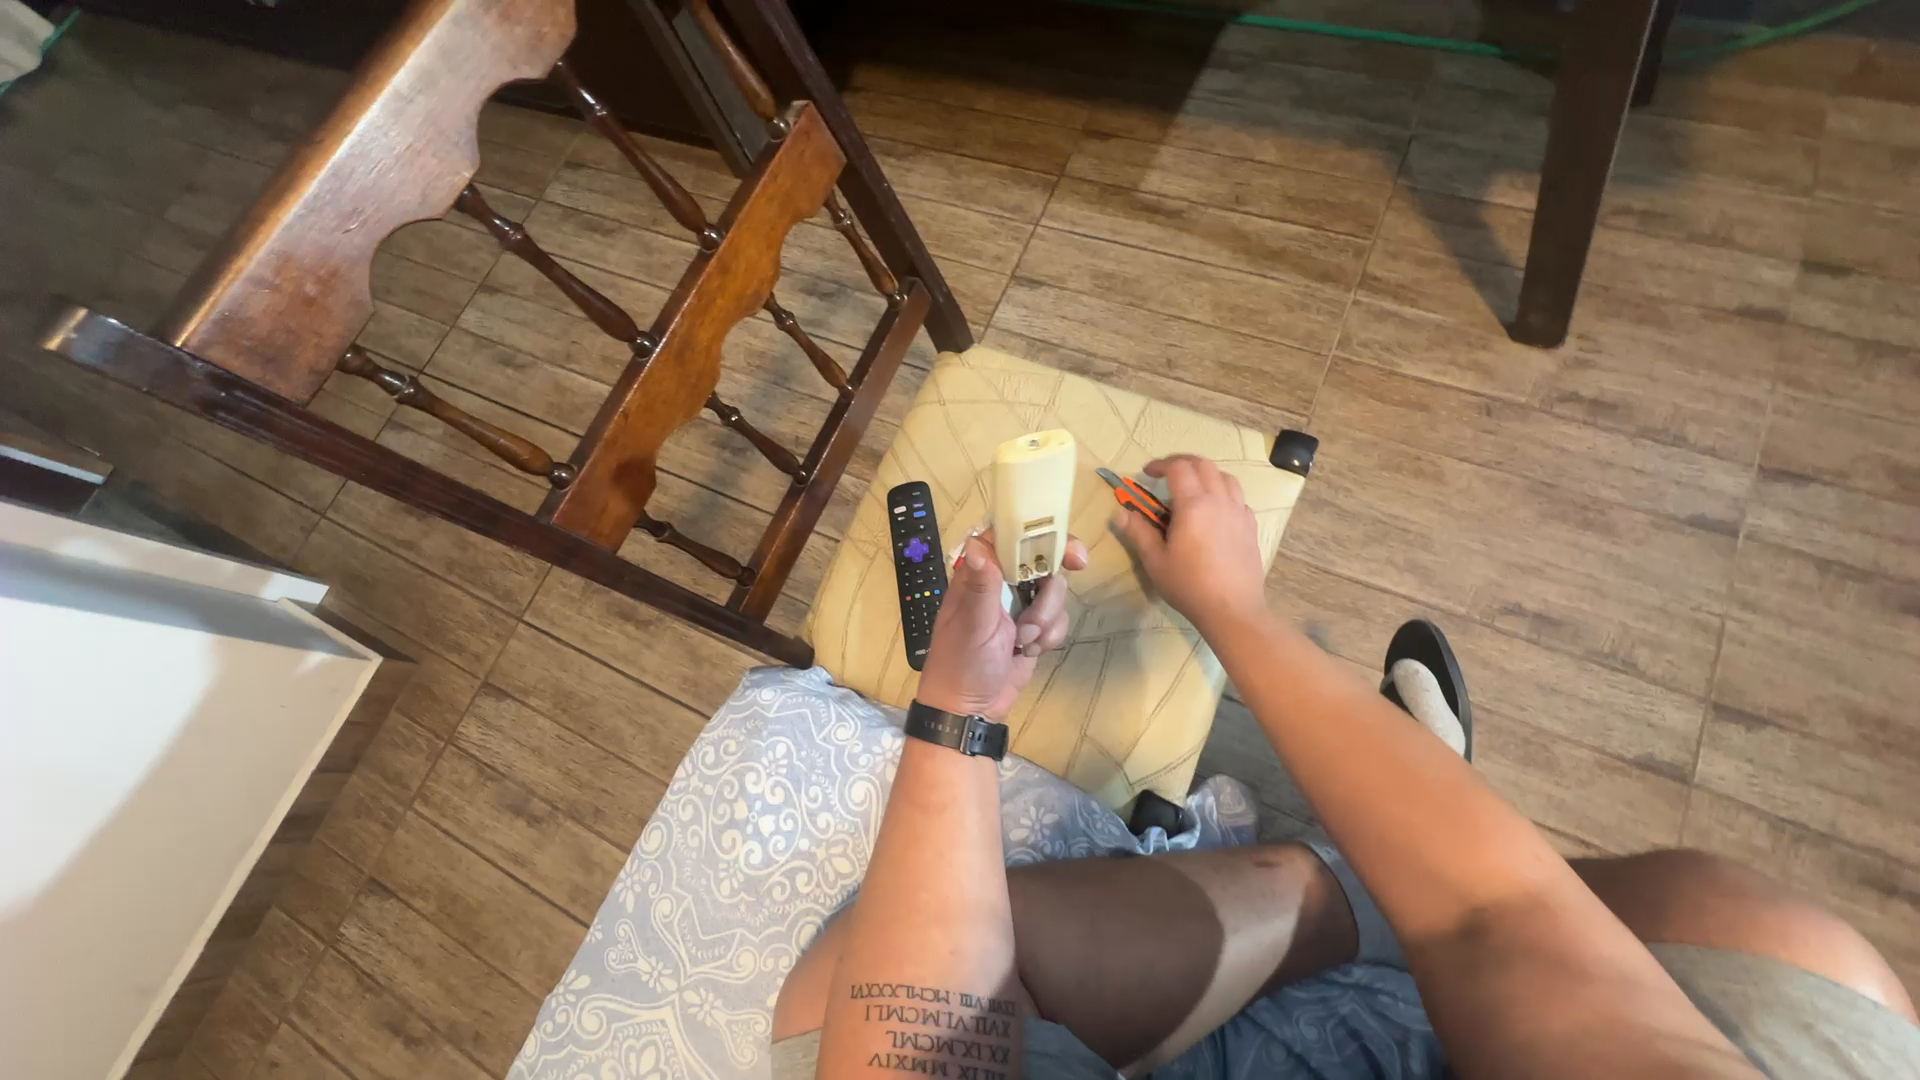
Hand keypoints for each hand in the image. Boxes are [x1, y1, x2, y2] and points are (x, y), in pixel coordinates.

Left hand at [916, 531, 1087, 720]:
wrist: (970, 712)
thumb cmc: (960, 665)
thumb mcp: (972, 626)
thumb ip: (981, 586)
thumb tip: (977, 544)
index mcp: (978, 575)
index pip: (1010, 538)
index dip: (1041, 537)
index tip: (1068, 552)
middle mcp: (1000, 584)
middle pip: (1043, 563)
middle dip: (1049, 591)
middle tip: (1041, 615)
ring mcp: (1019, 606)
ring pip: (1054, 593)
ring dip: (1047, 620)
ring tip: (1024, 641)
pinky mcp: (1035, 628)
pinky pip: (1058, 620)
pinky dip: (1051, 636)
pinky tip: (1030, 651)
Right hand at [1111, 454, 1267, 633]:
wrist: (1232, 609)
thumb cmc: (1189, 585)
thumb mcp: (1155, 561)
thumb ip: (1138, 532)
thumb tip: (1120, 513)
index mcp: (1194, 505)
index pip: (1178, 468)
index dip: (1160, 465)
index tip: (1147, 473)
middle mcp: (1219, 500)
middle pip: (1203, 465)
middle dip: (1182, 463)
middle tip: (1166, 474)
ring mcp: (1239, 512)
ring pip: (1225, 477)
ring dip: (1205, 474)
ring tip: (1192, 487)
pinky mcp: (1250, 526)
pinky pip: (1238, 497)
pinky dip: (1223, 493)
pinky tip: (1214, 510)